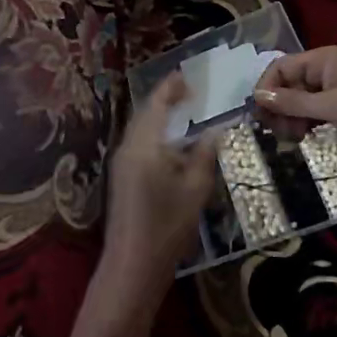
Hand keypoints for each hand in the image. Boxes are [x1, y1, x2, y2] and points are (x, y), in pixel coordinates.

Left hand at [101, 73, 218, 290]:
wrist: (133, 262)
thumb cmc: (167, 225)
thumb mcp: (195, 188)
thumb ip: (204, 154)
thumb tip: (215, 130)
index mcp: (144, 145)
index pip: (156, 105)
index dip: (171, 87)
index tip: (186, 74)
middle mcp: (127, 147)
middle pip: (144, 114)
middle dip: (165, 100)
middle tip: (188, 90)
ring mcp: (120, 163)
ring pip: (139, 129)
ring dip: (159, 117)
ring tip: (183, 111)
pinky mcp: (121, 177)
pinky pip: (138, 144)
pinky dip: (154, 134)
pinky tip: (171, 142)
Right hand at [254, 46, 336, 166]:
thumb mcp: (331, 106)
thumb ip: (292, 102)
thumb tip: (257, 97)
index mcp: (325, 59)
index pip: (282, 67)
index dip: (267, 88)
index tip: (259, 113)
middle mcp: (327, 69)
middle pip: (288, 84)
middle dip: (278, 106)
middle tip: (275, 131)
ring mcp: (335, 88)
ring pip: (299, 100)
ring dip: (289, 117)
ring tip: (289, 137)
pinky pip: (312, 110)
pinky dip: (303, 122)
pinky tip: (301, 136)